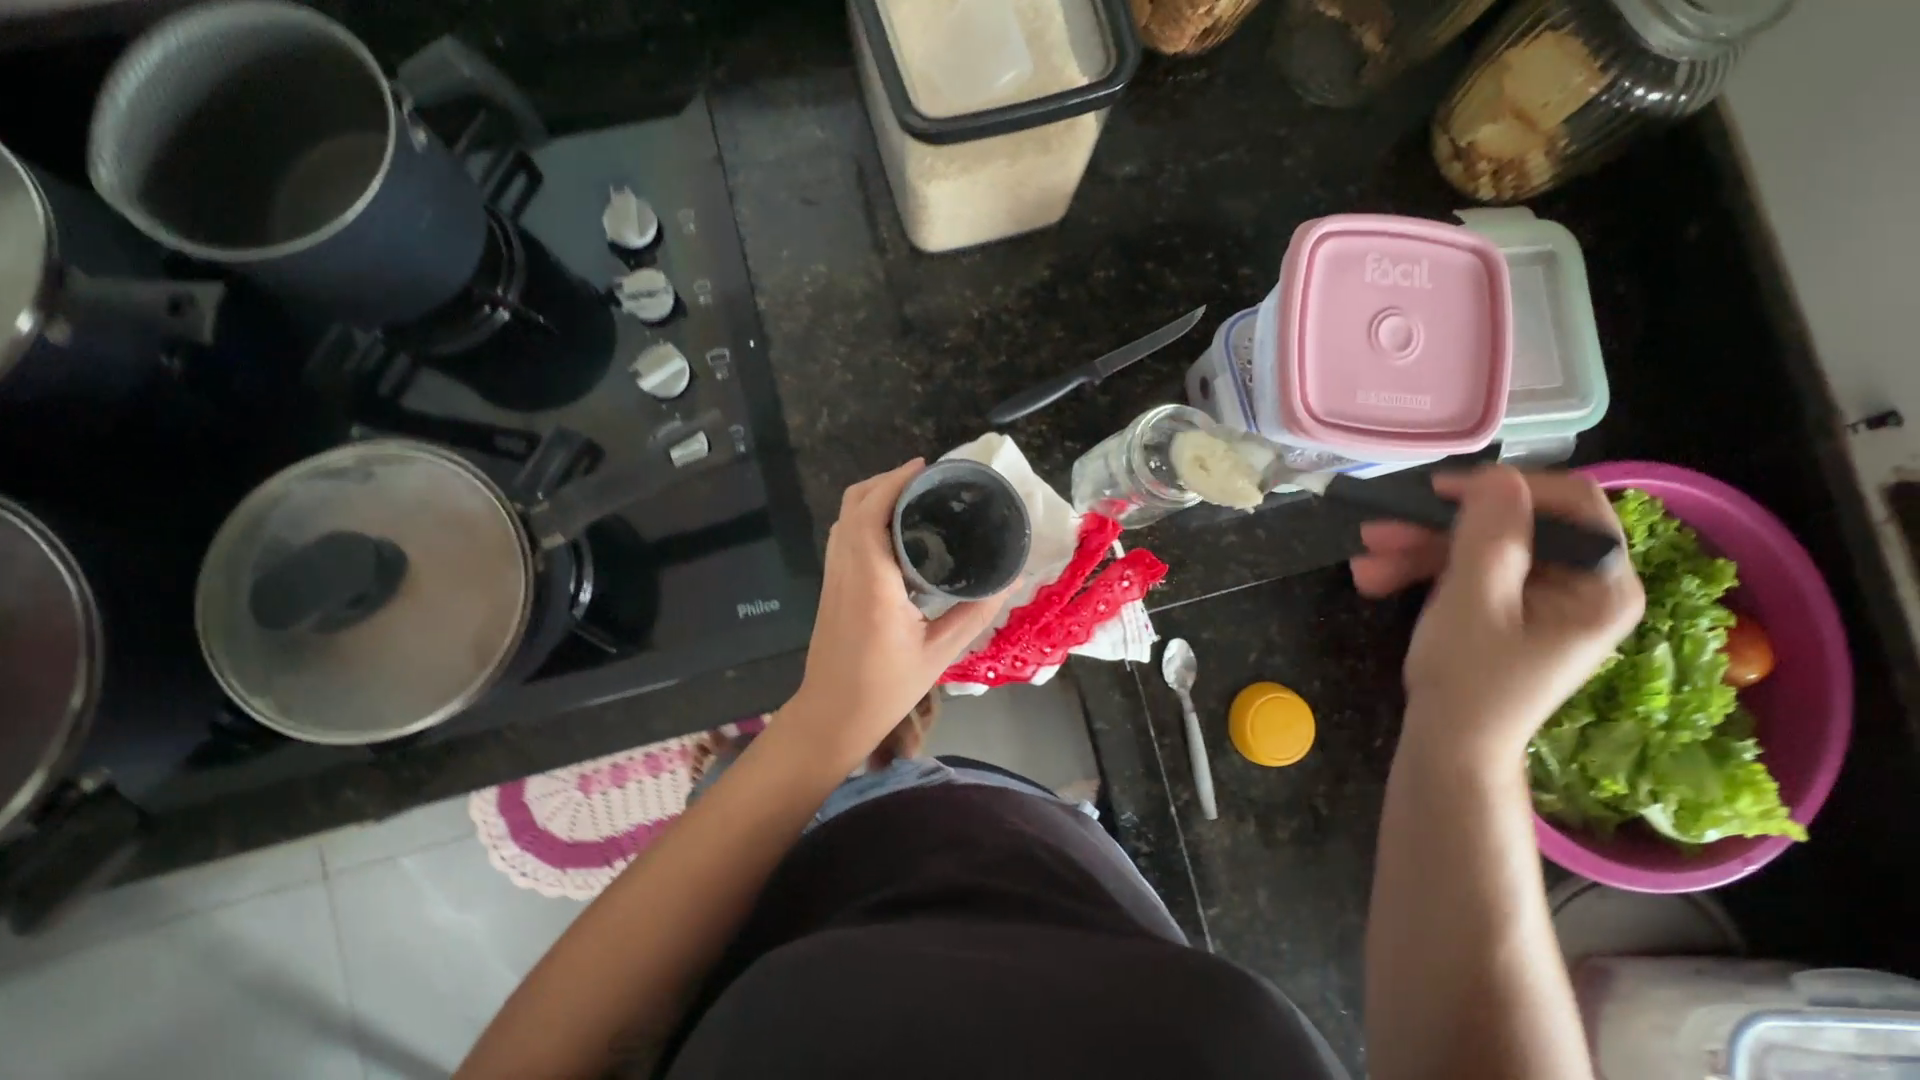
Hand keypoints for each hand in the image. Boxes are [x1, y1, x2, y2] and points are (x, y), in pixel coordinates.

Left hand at [778, 460, 1014, 769]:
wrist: (832, 716)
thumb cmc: (885, 689)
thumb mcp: (939, 654)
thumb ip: (974, 614)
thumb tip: (1009, 580)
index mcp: (871, 583)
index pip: (871, 513)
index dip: (894, 482)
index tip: (925, 468)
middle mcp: (845, 571)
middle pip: (852, 506)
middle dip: (885, 482)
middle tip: (926, 481)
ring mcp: (832, 579)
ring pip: (844, 520)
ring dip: (873, 499)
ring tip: (915, 500)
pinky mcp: (831, 589)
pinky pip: (844, 539)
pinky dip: (865, 521)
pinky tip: (896, 534)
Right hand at [1350, 466, 1644, 765]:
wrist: (1449, 749)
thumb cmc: (1469, 681)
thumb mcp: (1474, 602)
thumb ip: (1489, 535)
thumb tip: (1499, 475)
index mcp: (1601, 586)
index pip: (1572, 505)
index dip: (1507, 489)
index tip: (1442, 490)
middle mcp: (1581, 585)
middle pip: (1515, 526)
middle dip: (1441, 528)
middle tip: (1380, 529)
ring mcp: (1542, 598)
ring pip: (1481, 547)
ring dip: (1419, 549)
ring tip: (1364, 562)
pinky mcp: (1507, 609)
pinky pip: (1469, 571)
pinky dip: (1423, 570)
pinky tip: (1375, 578)